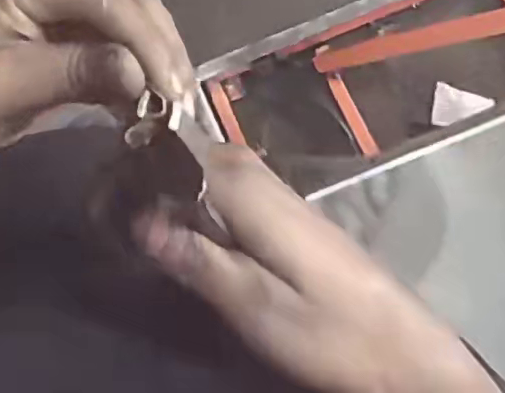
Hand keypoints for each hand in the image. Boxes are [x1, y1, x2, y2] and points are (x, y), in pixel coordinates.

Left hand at [0, 0, 192, 265]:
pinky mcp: (85, 21)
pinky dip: (149, 62)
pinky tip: (160, 93)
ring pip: (137, 10)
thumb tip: (138, 73)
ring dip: (162, 51)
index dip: (140, 36)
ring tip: (178, 98)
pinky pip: (129, 33)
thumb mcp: (12, 86)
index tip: (167, 85)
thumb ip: (73, 72)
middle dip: (158, 42)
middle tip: (181, 95)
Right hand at [139, 145, 496, 392]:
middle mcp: (251, 167)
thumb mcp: (259, 308)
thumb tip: (137, 219)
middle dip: (141, 176)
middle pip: (179, 152)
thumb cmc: (333, 332)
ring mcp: (266, 181)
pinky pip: (215, 181)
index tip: (97, 198)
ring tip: (129, 217)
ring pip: (196, 165)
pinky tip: (175, 225)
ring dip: (162, 186)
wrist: (407, 351)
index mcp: (241, 184)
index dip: (129, 170)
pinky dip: (187, 196)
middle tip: (106, 211)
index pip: (168, 153)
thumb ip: (197, 258)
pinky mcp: (274, 201)